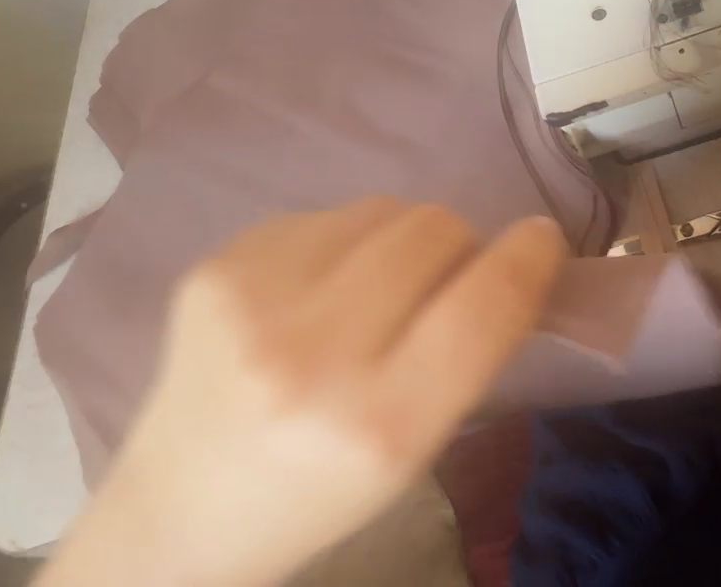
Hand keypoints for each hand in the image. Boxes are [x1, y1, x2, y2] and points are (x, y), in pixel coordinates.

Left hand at [37, 199, 564, 586]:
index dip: (530, 255)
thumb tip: (509, 253)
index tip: (541, 237)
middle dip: (460, 244)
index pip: (486, 303)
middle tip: (443, 279)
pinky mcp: (213, 268)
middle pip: (436, 229)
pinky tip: (313, 290)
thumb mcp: (420, 447)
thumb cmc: (323, 487)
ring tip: (372, 286)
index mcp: (380, 424)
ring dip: (401, 236)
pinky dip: (341, 241)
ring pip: (384, 207)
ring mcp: (251, 304)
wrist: (179, 514)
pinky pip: (324, 212)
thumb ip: (472, 349)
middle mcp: (312, 358)